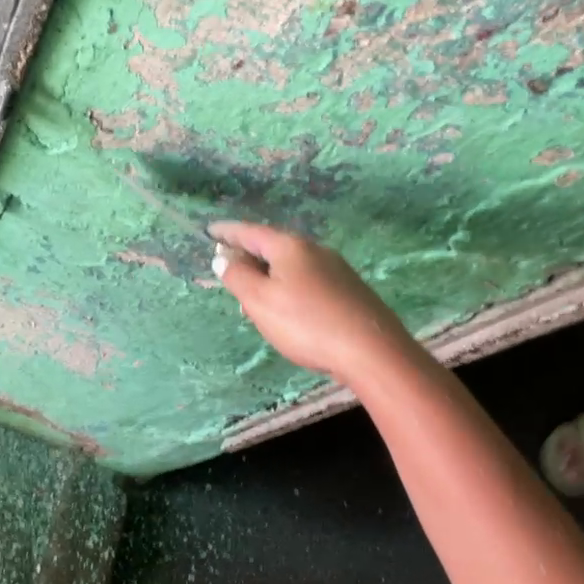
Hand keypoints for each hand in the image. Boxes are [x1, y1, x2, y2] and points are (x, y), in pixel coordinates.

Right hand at [208, 221, 426, 385]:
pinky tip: (285, 310)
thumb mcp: (259, 300)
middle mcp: (315, 250)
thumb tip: (223, 258)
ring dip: (266, 276)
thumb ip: (236, 276)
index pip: (250, 231)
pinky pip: (306, 280)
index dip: (227, 231)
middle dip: (247, 257)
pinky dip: (286, 287)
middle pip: (271, 247)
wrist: (374, 353)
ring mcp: (336, 270)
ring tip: (252, 300)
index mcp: (290, 247)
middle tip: (226, 272)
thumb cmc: (307, 323)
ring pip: (289, 266)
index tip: (209, 231)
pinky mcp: (348, 291)